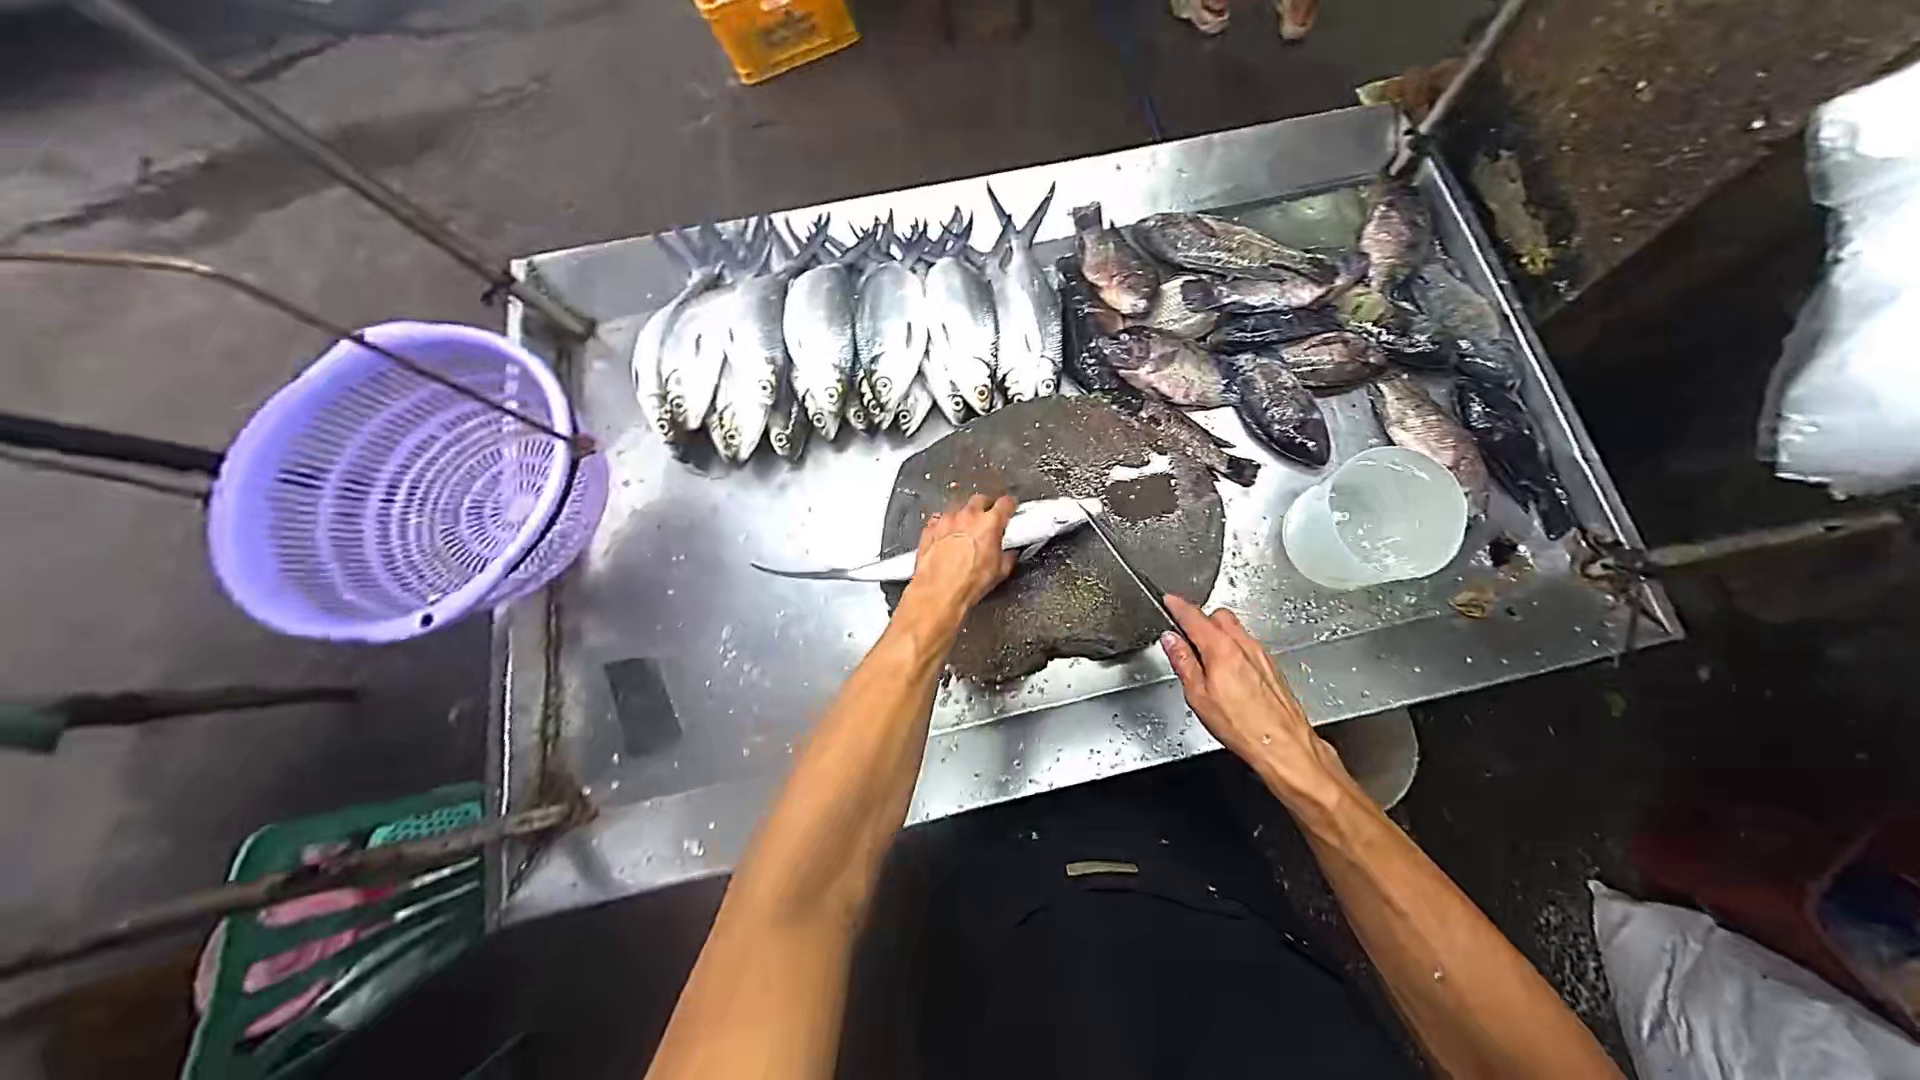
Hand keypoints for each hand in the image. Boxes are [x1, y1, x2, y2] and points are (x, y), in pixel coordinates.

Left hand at [900, 495, 1017, 620]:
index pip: (1005, 503)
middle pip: (980, 499)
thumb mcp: (1000, 572)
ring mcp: (946, 520)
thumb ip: (1008, 556)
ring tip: (966, 530)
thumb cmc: (968, 582)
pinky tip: (947, 538)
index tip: (1009, 509)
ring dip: (964, 515)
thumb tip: (1009, 554)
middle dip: (986, 506)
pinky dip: (945, 526)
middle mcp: (968, 516)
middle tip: (988, 519)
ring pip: (958, 508)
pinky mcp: (930, 529)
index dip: (1009, 506)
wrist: (938, 592)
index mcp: (990, 523)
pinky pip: (939, 520)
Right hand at [1160, 595, 1357, 811]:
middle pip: (1218, 616)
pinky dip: (1233, 645)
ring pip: (1235, 629)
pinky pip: (1247, 644)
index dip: (1178, 606)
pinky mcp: (1271, 666)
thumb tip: (1171, 640)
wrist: (1284, 745)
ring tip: (1203, 653)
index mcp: (1221, 648)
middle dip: (1200, 618)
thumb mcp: (1198, 695)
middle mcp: (1244, 645)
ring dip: (1217, 632)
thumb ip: (1183, 662)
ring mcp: (1261, 654)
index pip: (1195, 616)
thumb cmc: (1242, 726)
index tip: (1170, 601)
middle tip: (1184, 630)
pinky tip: (1227, 667)